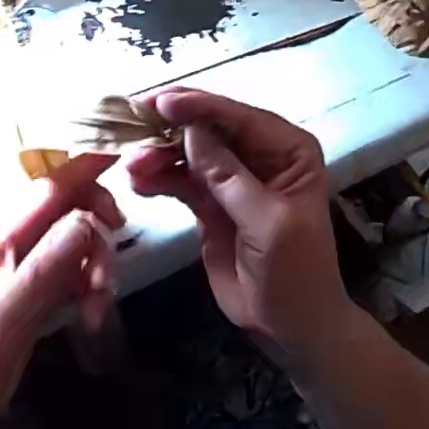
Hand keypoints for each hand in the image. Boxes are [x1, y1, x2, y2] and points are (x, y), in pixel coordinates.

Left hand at [0, 155, 121, 428]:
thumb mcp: (5, 317)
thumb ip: (48, 263)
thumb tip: (88, 217)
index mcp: (0, 242)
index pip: (51, 188)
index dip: (86, 167)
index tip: (123, 159)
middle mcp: (10, 248)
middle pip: (68, 215)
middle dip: (98, 236)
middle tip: (110, 275)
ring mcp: (18, 275)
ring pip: (72, 248)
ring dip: (94, 271)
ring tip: (96, 314)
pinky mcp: (24, 301)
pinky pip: (66, 278)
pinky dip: (84, 291)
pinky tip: (88, 320)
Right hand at [124, 89, 349, 355]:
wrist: (291, 327)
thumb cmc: (296, 272)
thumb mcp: (268, 224)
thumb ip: (229, 178)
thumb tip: (191, 131)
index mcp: (288, 149)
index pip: (240, 117)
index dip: (200, 106)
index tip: (161, 101)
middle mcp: (260, 154)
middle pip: (210, 128)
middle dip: (171, 127)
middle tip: (133, 124)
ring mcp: (233, 177)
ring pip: (190, 153)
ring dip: (159, 155)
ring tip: (132, 166)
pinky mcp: (211, 201)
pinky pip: (181, 180)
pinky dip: (158, 178)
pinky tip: (138, 182)